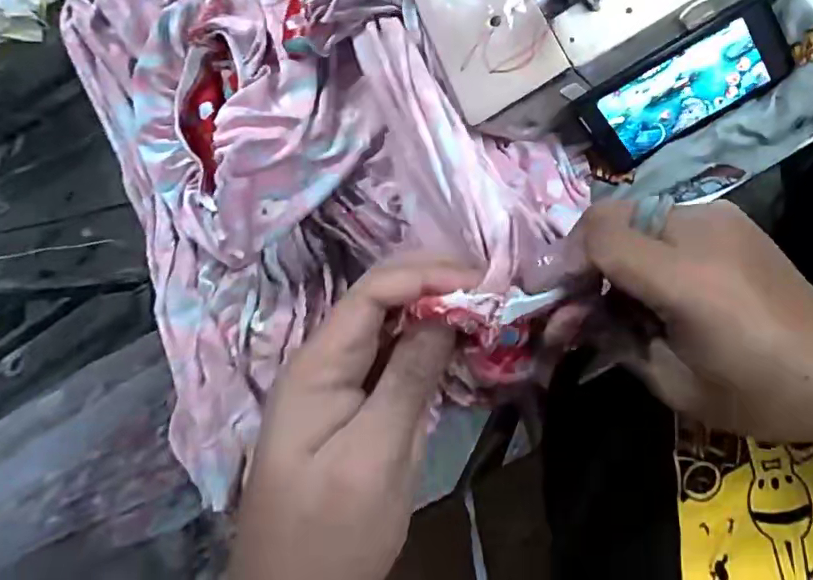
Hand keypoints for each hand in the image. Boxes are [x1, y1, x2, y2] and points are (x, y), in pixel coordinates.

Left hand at [232, 257, 482, 579]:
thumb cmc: (329, 537)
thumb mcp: (374, 458)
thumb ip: (408, 376)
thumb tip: (449, 310)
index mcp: (319, 366)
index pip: (374, 290)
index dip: (429, 275)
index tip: (483, 285)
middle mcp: (330, 360)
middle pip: (386, 295)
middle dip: (440, 283)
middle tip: (494, 292)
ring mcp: (346, 379)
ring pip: (398, 319)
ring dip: (444, 308)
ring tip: (490, 308)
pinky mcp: (364, 399)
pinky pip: (403, 350)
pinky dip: (439, 338)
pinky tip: (469, 340)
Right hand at [576, 199, 812, 443]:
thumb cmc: (757, 390)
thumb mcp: (675, 383)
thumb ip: (614, 339)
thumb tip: (568, 318)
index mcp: (684, 274)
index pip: (601, 232)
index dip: (567, 260)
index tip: (555, 298)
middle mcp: (698, 225)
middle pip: (614, 215)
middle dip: (587, 255)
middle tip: (581, 305)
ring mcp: (716, 212)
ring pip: (639, 214)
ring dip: (618, 249)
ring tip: (621, 299)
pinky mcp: (728, 213)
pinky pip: (668, 217)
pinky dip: (648, 243)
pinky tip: (659, 284)